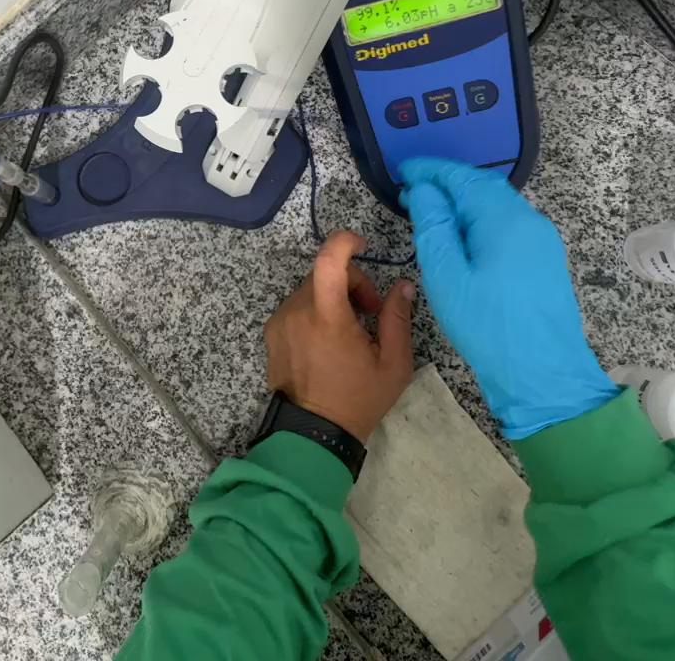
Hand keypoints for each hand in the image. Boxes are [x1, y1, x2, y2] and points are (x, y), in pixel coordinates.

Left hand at [264, 230, 416, 440]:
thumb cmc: (358, 399)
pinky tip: (327, 341)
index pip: (328, 260)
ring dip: (333, 298)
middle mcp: (297, 311)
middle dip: (351, 284)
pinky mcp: (271, 330)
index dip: (344, 242)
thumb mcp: (393, 363)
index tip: (362, 245)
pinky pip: (297, 306)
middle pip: (324, 274)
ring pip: (311, 289)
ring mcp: (280, 320)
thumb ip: (397, 318)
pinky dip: (315, 311)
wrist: (313, 433)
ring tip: (350, 332)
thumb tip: (403, 285)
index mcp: (327, 317)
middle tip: (370, 314)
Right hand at [399, 158, 618, 439]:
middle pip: (483, 186)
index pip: (463, 177)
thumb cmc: (487, 324)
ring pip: (495, 205)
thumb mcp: (446, 273)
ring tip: (428, 211)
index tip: (402, 171)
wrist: (543, 374)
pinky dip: (476, 218)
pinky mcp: (541, 259)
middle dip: (445, 182)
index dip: (430, 170)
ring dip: (460, 201)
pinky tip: (457, 235)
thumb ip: (433, 225)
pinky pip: (504, 224)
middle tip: (411, 191)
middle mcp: (528, 221)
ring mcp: (540, 240)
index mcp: (504, 219)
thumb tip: (423, 189)